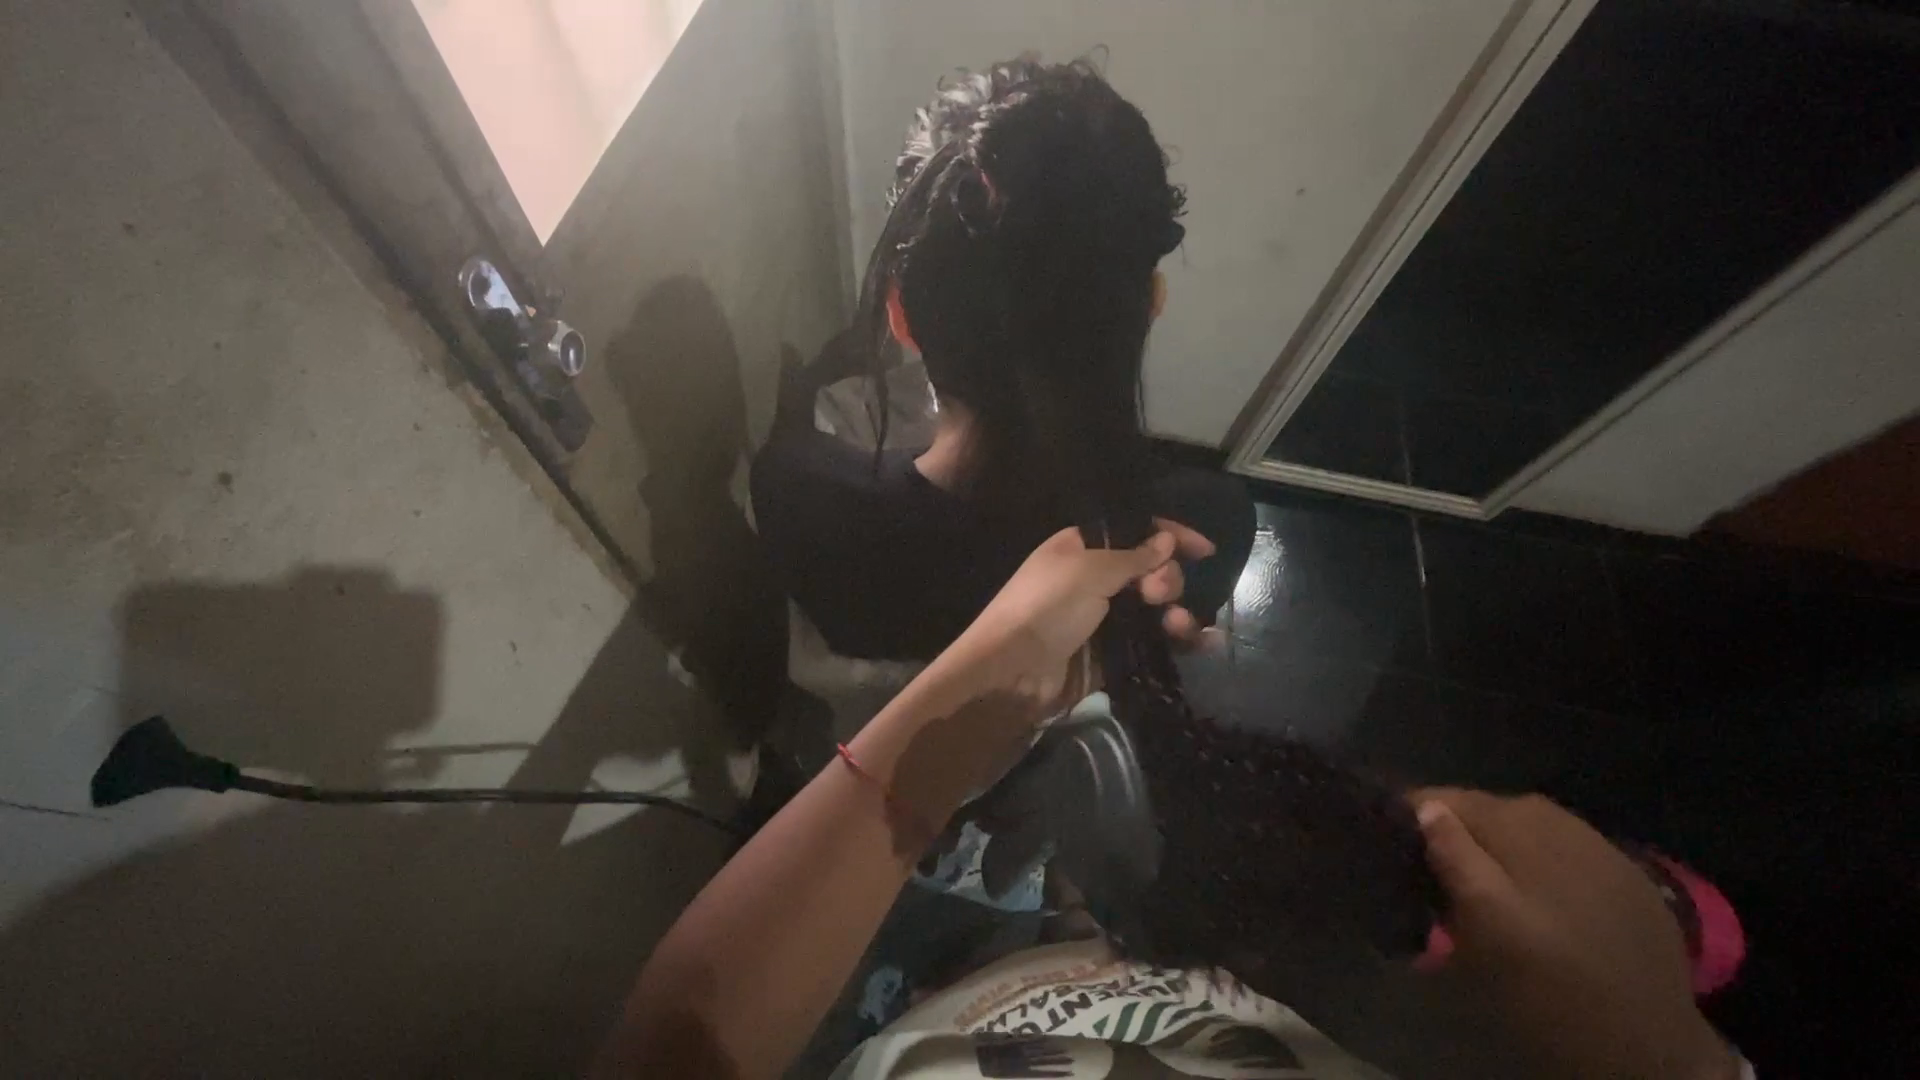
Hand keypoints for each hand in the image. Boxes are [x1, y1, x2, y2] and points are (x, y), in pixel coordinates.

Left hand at [936, 519, 1213, 701]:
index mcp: (1083, 548)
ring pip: (1157, 608)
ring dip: (1177, 611)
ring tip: (1178, 624)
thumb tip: (1166, 539)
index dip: (1169, 535)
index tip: (1204, 550)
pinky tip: (1205, 643)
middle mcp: (1096, 579)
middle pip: (1151, 569)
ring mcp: (1106, 619)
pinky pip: (1155, 642)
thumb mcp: (1086, 572)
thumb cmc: (1044, 608)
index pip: (1134, 531)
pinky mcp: (1115, 654)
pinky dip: (1181, 641)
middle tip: (1155, 593)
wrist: (1013, 673)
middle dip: (1167, 578)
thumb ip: (1131, 556)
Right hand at [1413, 790, 1739, 1079]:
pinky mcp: (1627, 878)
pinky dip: (1535, 865)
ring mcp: (1600, 845)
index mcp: (1518, 821)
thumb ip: (1453, 856)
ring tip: (1481, 888)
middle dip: (1453, 836)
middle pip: (1481, 810)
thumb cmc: (1551, 986)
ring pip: (1521, 829)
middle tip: (1434, 880)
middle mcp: (1559, 818)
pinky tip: (1535, 899)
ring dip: (1493, 849)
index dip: (1412, 821)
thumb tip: (1425, 808)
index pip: (1442, 797)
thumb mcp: (1485, 925)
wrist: (1652, 1051)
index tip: (1395, 853)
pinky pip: (1560, 852)